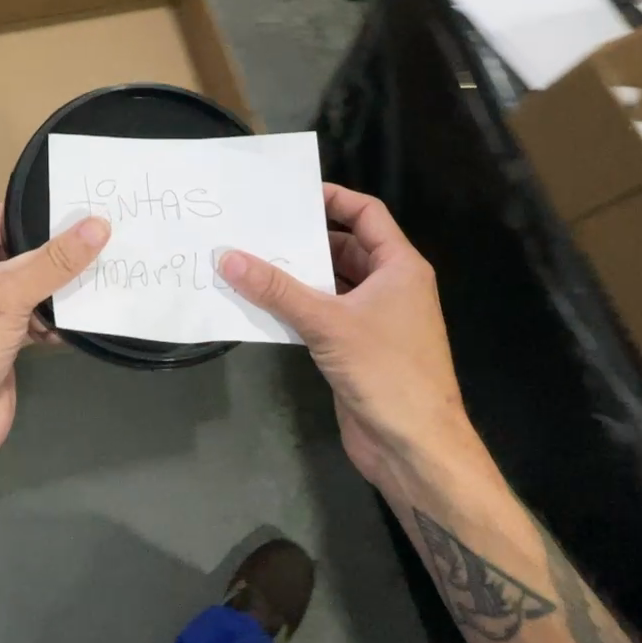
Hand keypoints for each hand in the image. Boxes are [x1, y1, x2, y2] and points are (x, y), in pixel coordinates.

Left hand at [0, 199, 109, 451]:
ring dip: (50, 289)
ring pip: (23, 282)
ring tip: (82, 288)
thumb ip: (55, 260)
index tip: (51, 228)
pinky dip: (47, 319)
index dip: (13, 215)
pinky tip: (68, 327)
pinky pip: (29, 313)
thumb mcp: (11, 293)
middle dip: (43, 255)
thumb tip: (99, 224)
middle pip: (9, 246)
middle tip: (84, 251)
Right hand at [220, 184, 474, 485]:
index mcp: (399, 267)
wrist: (414, 448)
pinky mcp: (354, 348)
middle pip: (342, 247)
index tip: (289, 194)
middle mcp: (388, 286)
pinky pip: (320, 314)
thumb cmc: (386, 372)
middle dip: (302, 239)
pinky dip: (293, 307)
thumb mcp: (327, 322)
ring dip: (293, 275)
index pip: (366, 214)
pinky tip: (257, 304)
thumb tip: (227, 257)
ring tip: (245, 260)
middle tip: (254, 227)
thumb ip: (276, 289)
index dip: (332, 198)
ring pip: (328, 283)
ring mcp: (372, 319)